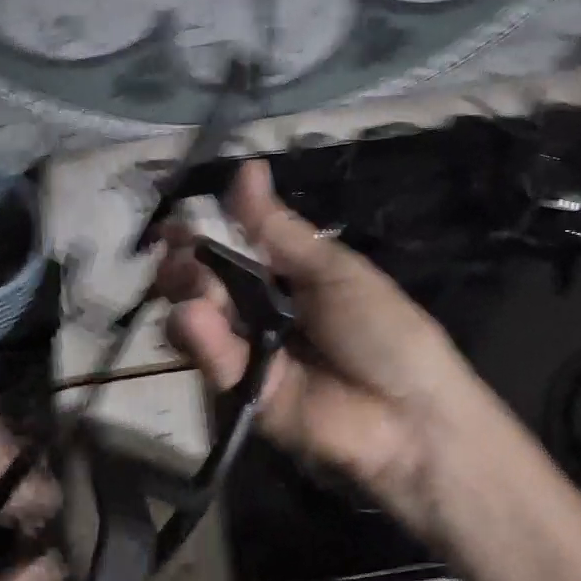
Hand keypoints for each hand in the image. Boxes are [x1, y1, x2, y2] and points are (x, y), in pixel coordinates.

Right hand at [154, 160, 498, 529]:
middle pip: (205, 285)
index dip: (201, 235)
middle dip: (186, 265)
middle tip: (179, 254)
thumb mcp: (333, 270)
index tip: (174, 223)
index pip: (232, 251)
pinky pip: (213, 359)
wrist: (406, 413)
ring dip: (189, 295)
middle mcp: (261, 314)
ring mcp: (247, 355)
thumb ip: (278, 230)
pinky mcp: (240, 392)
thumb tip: (245, 167)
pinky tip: (194, 316)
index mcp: (288, 279)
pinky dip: (201, 337)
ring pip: (198, 320)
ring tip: (193, 285)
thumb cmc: (382, 330)